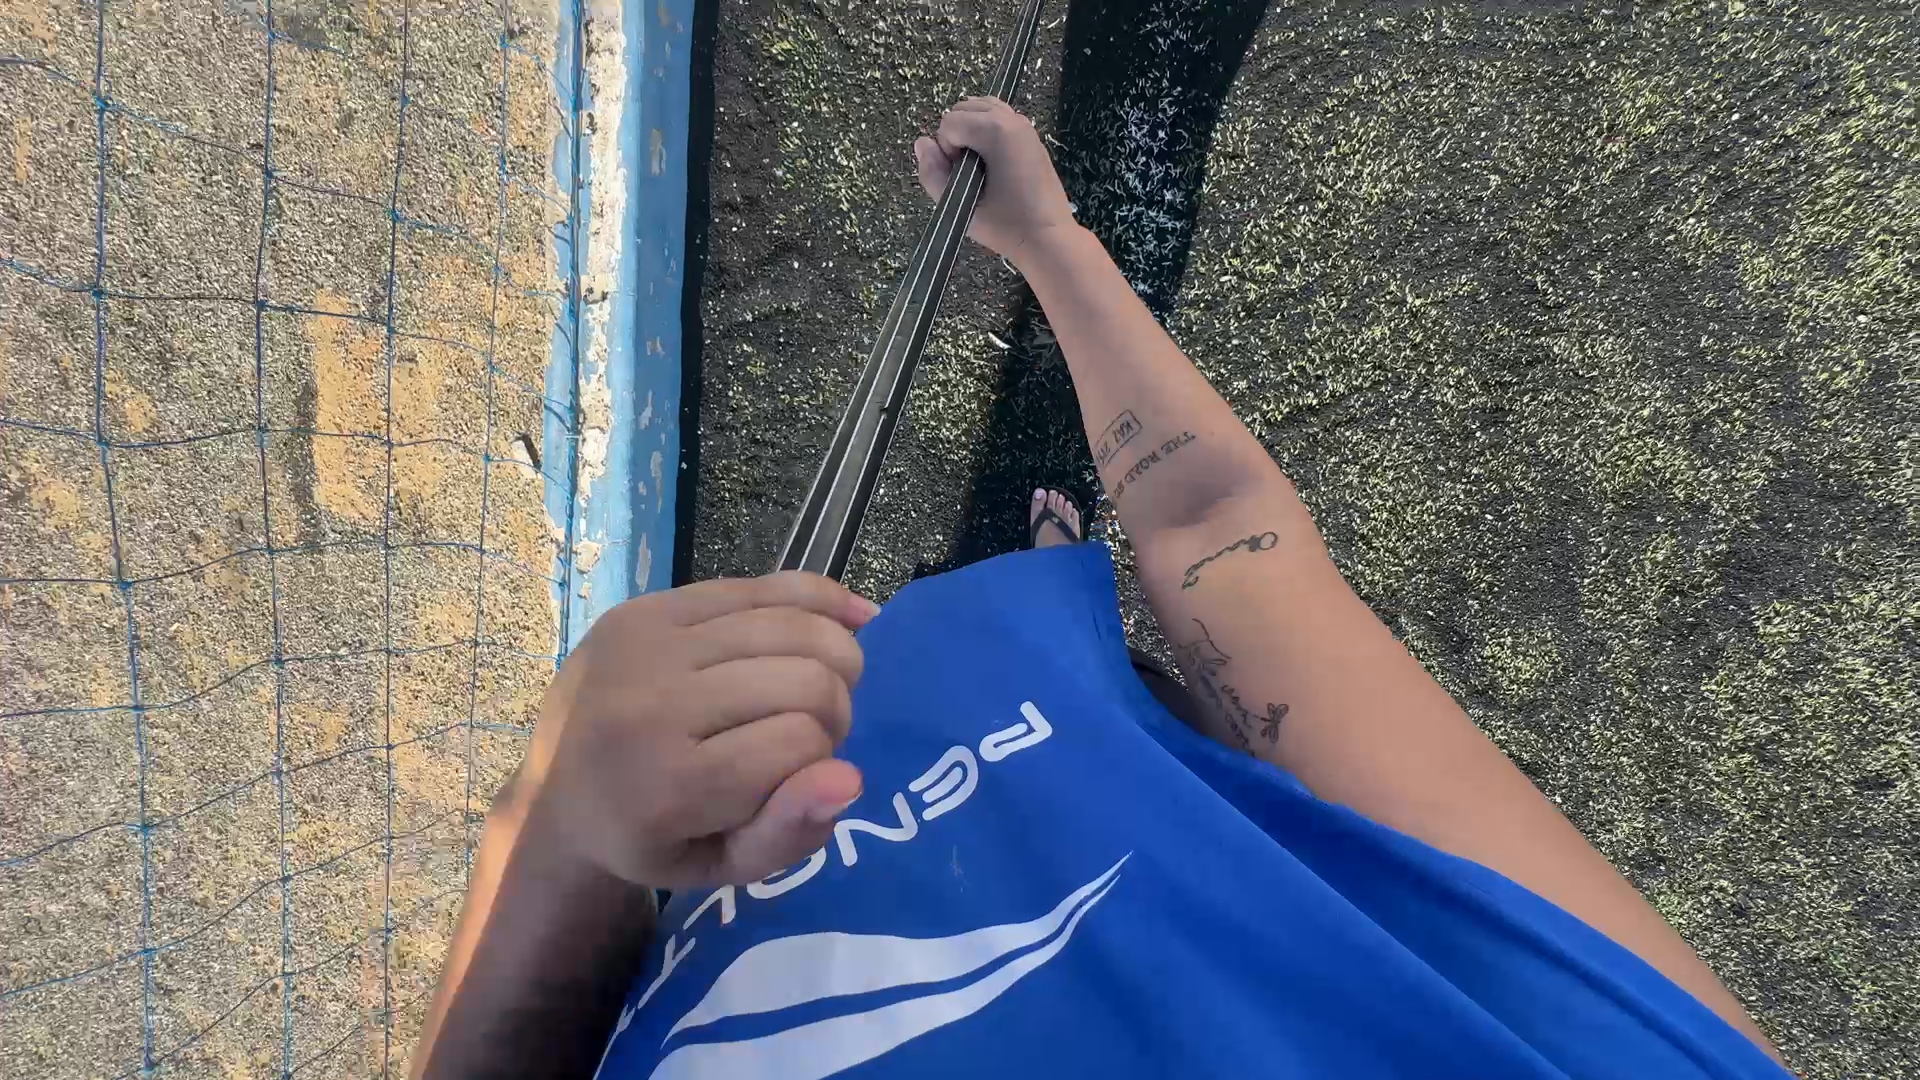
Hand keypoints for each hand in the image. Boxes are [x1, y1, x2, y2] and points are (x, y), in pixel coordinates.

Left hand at [511, 572, 878, 888]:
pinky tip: (850, 616)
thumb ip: (789, 833)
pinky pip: (763, 585)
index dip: (823, 758)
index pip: (800, 743)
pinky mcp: (648, 606)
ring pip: (793, 624)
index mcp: (664, 786)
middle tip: (819, 729)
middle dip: (836, 707)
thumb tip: (850, 776)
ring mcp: (646, 643)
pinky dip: (820, 601)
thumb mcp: (721, 868)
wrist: (557, 793)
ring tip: (822, 682)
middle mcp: (650, 705)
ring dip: (834, 656)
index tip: (803, 774)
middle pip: (806, 678)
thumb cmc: (650, 840)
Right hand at [914, 96, 1076, 265]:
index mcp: (995, 131)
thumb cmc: (1006, 227)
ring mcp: (1024, 125)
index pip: (949, 123)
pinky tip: (992, 164)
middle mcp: (1011, 119)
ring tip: (978, 168)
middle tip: (968, 174)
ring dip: (971, 132)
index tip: (961, 179)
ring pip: (982, 109)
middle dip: (957, 136)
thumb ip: (933, 174)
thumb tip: (922, 143)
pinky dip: (987, 132)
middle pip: (964, 108)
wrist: (1048, 238)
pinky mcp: (1030, 136)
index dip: (946, 152)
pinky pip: (999, 119)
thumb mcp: (960, 205)